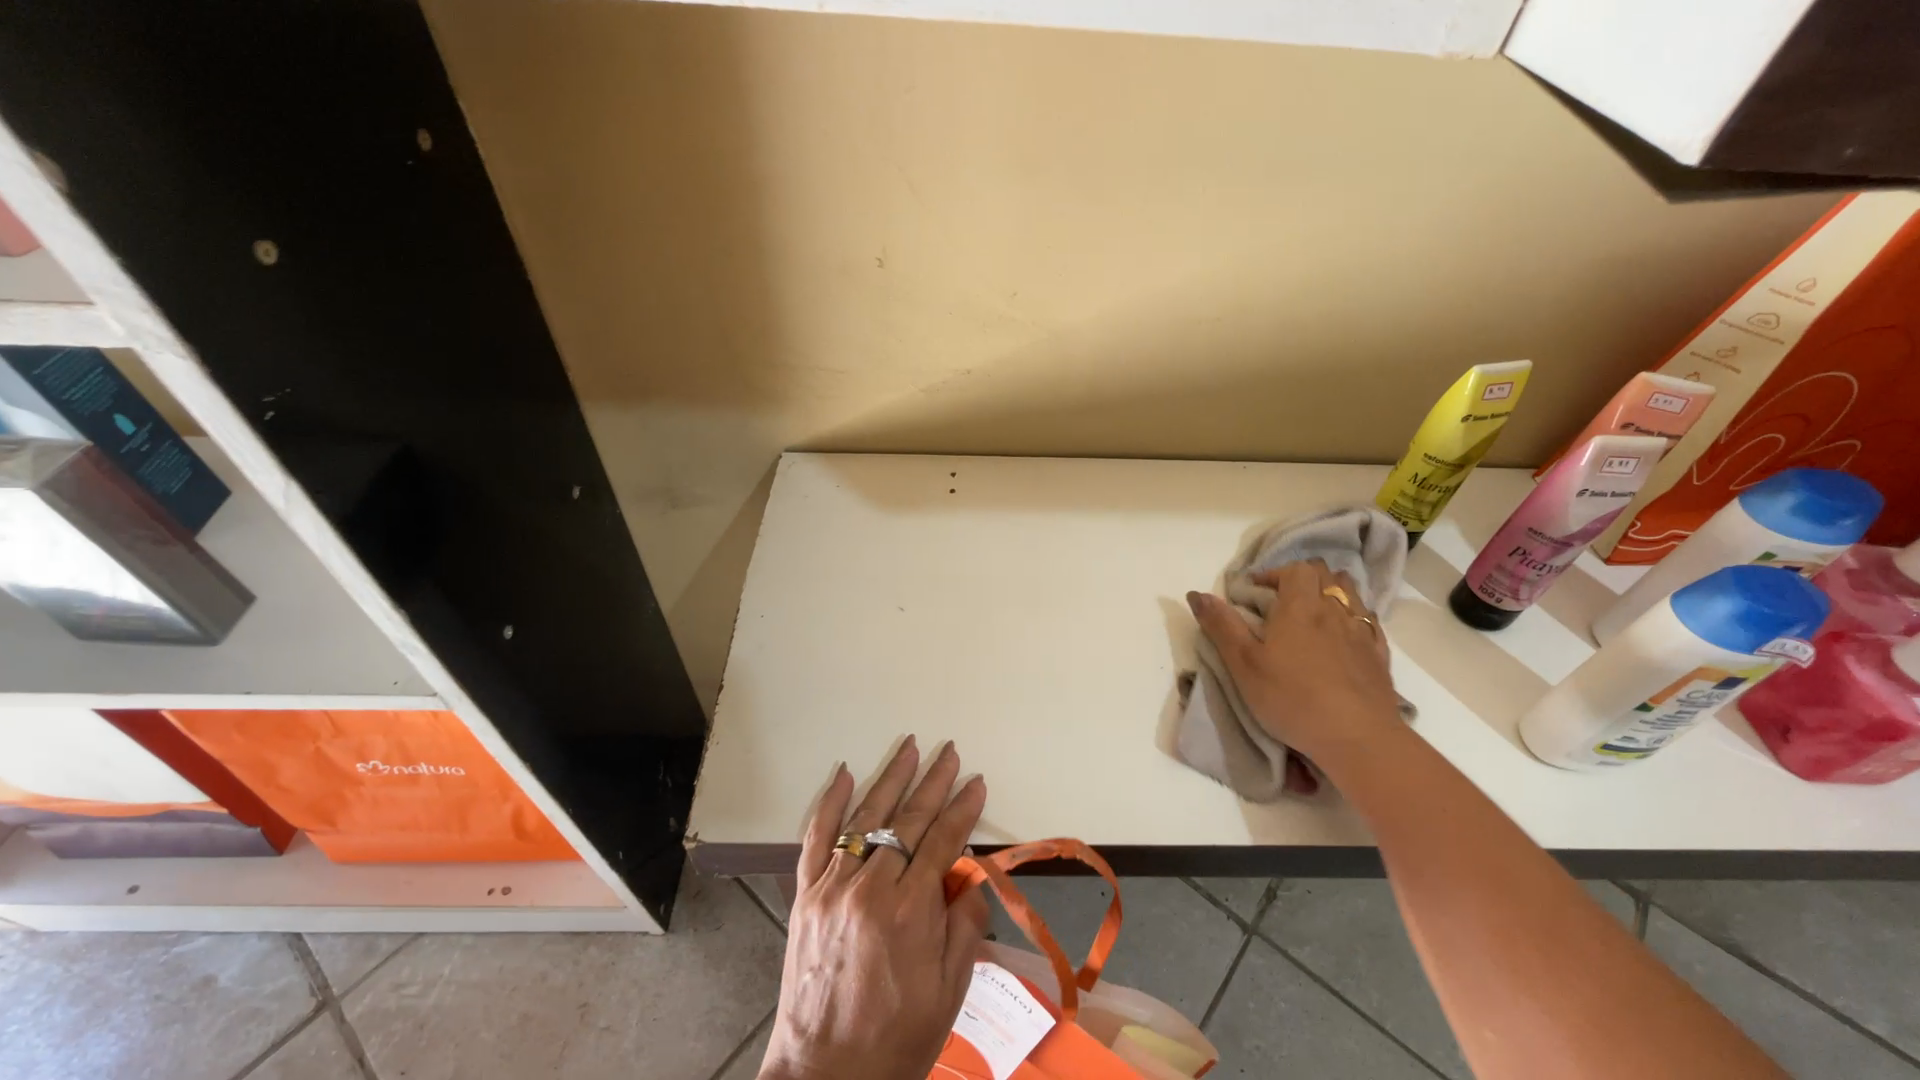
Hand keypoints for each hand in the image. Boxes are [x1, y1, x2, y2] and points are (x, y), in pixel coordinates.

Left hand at [760, 737, 989, 1079]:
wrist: (826, 1076)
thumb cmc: (898, 1038)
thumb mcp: (949, 991)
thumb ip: (963, 925)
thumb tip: (970, 877)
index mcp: (910, 912)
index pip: (943, 842)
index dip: (963, 810)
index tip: (977, 783)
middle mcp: (869, 889)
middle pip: (906, 821)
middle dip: (932, 783)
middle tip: (949, 753)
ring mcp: (832, 889)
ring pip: (864, 819)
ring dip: (889, 780)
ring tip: (908, 747)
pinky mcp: (805, 898)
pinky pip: (815, 840)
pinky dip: (828, 804)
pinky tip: (844, 774)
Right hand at [1186, 559, 1404, 769]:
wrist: (1356, 736)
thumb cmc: (1292, 698)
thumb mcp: (1244, 664)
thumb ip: (1221, 626)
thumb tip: (1196, 594)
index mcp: (1300, 606)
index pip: (1294, 569)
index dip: (1274, 573)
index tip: (1255, 592)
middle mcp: (1334, 610)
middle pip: (1325, 575)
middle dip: (1302, 579)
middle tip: (1282, 600)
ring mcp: (1362, 631)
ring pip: (1351, 593)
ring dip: (1331, 593)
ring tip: (1314, 614)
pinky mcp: (1378, 655)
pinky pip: (1369, 621)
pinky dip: (1353, 618)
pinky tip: (1344, 637)